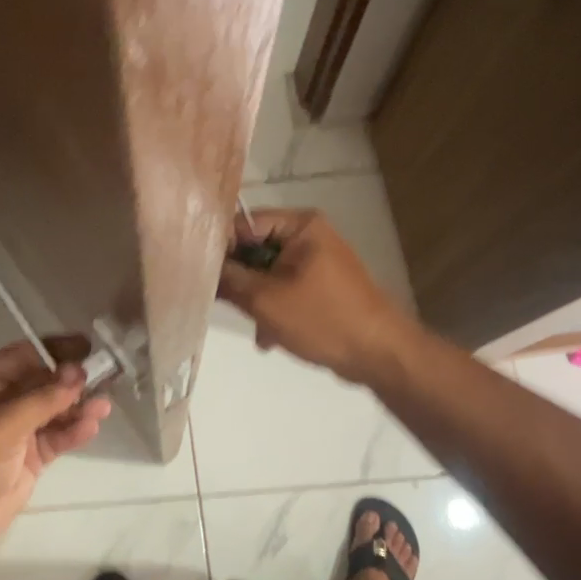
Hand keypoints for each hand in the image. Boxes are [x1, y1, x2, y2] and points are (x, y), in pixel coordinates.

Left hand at [0, 338, 112, 541]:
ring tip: (103, 407)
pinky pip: (56, 436)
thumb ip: (43, 399)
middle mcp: (1, 402)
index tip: (86, 347)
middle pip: (43, 382)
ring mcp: (16, 429)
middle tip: (104, 376)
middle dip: (71, 380)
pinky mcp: (30, 455)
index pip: (24, 355)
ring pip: (53, 410)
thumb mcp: (3, 424)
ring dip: (77, 407)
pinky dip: (73, 431)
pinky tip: (92, 427)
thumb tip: (78, 373)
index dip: (54, 350)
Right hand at [218, 208, 411, 383]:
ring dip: (254, 300)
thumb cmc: (323, 319)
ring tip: (255, 327)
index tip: (200, 275)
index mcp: (300, 225)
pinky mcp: (320, 285)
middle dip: (238, 280)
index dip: (218, 248)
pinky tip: (269, 338)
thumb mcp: (266, 300)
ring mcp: (316, 261)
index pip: (242, 224)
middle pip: (253, 249)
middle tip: (223, 304)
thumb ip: (229, 279)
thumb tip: (200, 267)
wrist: (380, 354)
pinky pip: (283, 289)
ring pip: (265, 273)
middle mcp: (309, 235)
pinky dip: (273, 309)